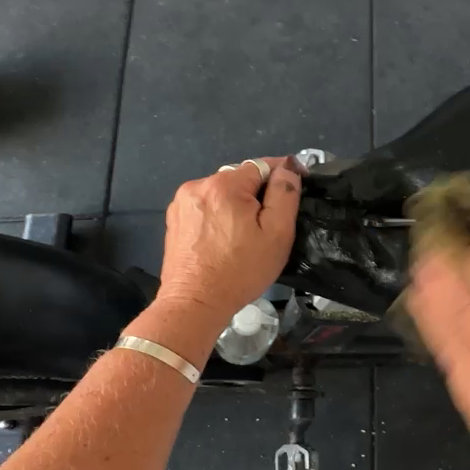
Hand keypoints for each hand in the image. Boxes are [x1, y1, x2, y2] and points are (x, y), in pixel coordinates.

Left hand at [154, 157, 302, 326]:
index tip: (295, 188)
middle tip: (268, 224)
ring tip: (244, 234)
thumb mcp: (277, 234)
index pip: (262, 165)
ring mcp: (182, 201)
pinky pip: (205, 205)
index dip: (282, 174)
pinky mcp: (174, 218)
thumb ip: (285, 194)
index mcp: (225, 185)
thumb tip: (287, 168)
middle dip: (257, 194)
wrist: (194, 304)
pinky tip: (223, 238)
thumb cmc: (241, 271)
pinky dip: (218, 214)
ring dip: (236, 203)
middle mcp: (198, 185)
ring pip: (222, 191)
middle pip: (240, 178)